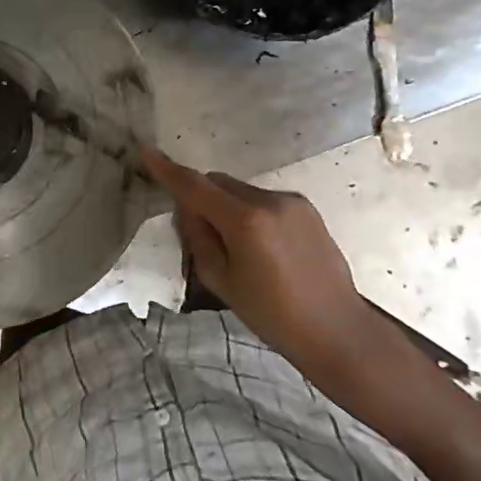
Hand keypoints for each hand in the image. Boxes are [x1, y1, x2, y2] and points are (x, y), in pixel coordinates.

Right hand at [139, 146, 381, 374]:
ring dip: (227, 207)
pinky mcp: (306, 207)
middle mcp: (269, 200)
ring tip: (240, 249)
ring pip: (240, 191)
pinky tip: (264, 248)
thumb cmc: (272, 315)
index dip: (167, 170)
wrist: (336, 329)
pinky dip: (250, 213)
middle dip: (202, 199)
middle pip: (218, 183)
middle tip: (202, 236)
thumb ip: (197, 236)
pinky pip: (263, 200)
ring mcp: (292, 201)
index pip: (196, 186)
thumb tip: (186, 208)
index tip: (145, 151)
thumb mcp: (220, 280)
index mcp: (245, 221)